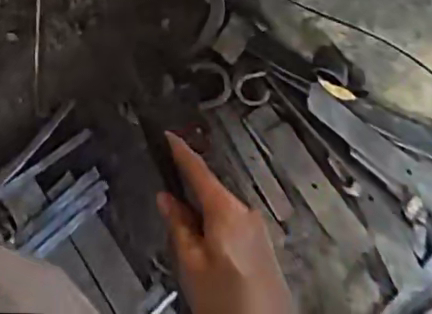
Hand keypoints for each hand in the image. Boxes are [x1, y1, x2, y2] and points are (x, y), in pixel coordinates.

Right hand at [156, 131, 293, 313]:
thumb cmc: (225, 303)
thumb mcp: (192, 267)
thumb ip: (178, 227)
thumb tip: (167, 198)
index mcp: (226, 210)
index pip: (199, 170)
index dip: (181, 151)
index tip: (169, 135)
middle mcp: (246, 211)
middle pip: (211, 191)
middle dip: (190, 194)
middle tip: (168, 203)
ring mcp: (258, 228)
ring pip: (222, 209)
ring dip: (204, 215)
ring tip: (188, 241)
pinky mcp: (264, 246)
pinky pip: (234, 224)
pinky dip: (218, 228)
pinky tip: (209, 251)